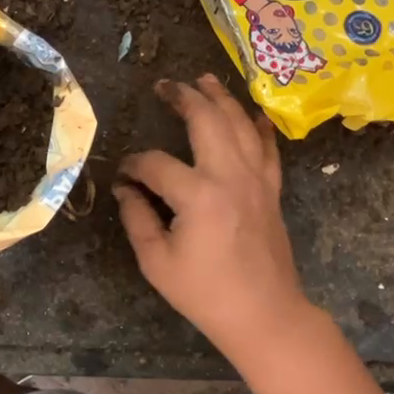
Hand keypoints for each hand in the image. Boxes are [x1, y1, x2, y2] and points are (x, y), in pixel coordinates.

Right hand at [113, 76, 311, 346]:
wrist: (265, 315)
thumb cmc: (205, 294)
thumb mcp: (157, 262)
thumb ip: (137, 219)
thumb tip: (125, 189)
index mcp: (198, 196)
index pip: (156, 164)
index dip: (133, 165)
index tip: (122, 175)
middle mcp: (230, 177)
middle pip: (207, 122)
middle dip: (184, 98)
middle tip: (165, 84)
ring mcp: (257, 180)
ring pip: (241, 125)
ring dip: (222, 99)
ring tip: (205, 79)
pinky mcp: (272, 190)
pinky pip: (269, 148)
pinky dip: (260, 126)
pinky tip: (251, 112)